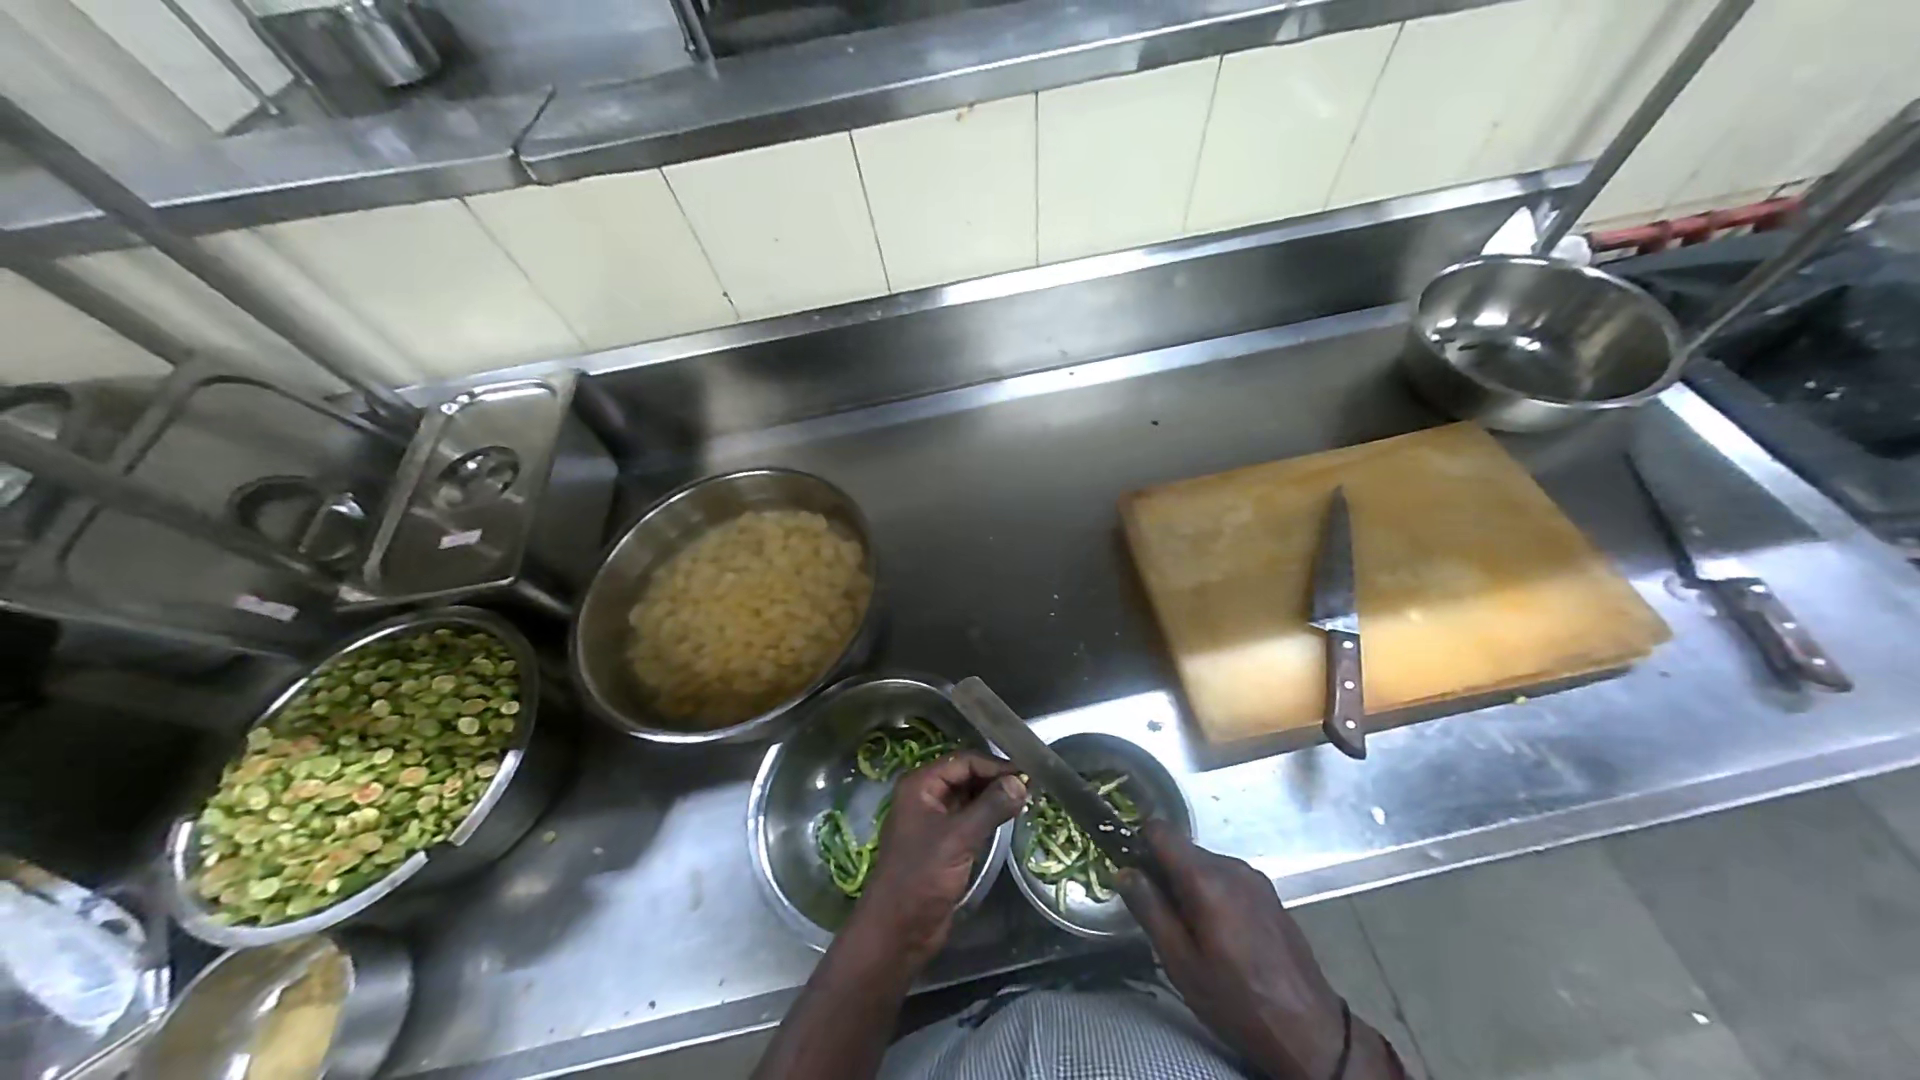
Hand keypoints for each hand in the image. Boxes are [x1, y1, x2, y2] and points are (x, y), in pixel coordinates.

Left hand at [850, 751, 1026, 967]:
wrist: (897, 929)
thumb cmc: (921, 876)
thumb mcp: (958, 838)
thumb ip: (990, 807)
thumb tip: (1021, 781)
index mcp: (920, 785)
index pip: (963, 761)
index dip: (994, 765)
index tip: (1026, 773)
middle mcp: (925, 796)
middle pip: (965, 775)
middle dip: (995, 779)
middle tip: (1031, 786)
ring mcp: (933, 819)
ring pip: (968, 797)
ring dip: (993, 796)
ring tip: (1026, 799)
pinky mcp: (943, 842)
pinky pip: (968, 818)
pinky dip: (988, 815)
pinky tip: (1010, 817)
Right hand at [1117, 823, 1353, 1079]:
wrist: (1311, 1033)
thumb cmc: (1237, 1001)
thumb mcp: (1180, 962)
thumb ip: (1149, 909)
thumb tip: (1124, 872)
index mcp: (1206, 878)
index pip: (1160, 830)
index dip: (1139, 844)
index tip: (1132, 872)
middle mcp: (1232, 866)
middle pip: (1182, 850)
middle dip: (1163, 873)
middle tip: (1160, 917)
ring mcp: (1254, 878)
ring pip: (1204, 865)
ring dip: (1188, 885)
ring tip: (1191, 933)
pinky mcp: (1269, 894)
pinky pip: (1227, 879)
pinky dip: (1212, 894)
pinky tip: (1220, 935)